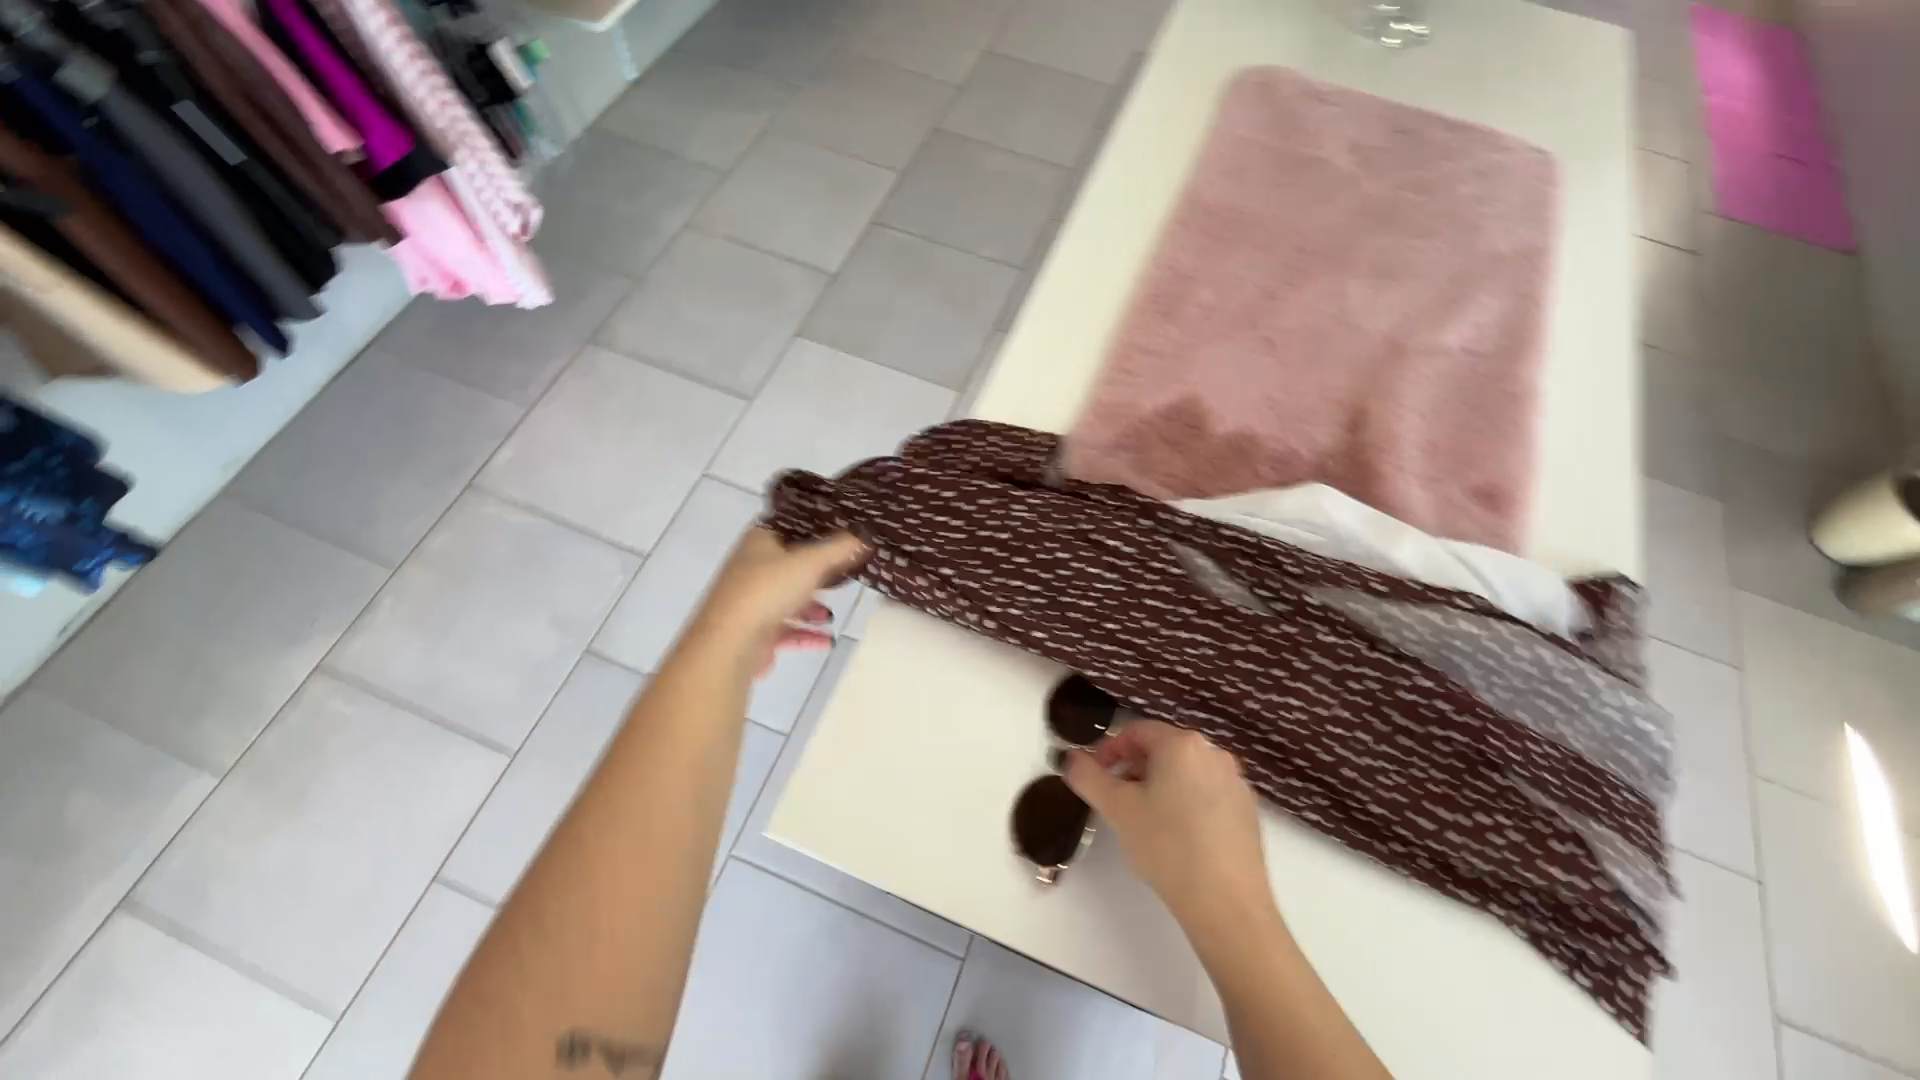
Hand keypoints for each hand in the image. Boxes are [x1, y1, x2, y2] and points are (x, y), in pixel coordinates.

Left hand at [685, 527, 866, 675]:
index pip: (790, 528)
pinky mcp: (756, 633)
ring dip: (812, 608)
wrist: (731, 643)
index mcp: (759, 542)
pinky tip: (828, 640)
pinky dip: (807, 634)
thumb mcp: (811, 562)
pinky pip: (787, 630)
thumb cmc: (768, 590)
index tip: (843, 536)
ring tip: (832, 614)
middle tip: (844, 575)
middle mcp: (752, 568)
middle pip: (791, 566)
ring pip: (788, 600)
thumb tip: (866, 537)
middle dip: (818, 574)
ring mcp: (752, 602)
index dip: (815, 530)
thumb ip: (840, 549)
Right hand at [1064, 721, 1278, 933]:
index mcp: (1182, 745)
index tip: (1095, 777)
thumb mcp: (1117, 810)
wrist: (1226, 903)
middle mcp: (1213, 753)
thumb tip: (1070, 757)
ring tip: (1144, 820)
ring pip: (1185, 772)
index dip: (1109, 750)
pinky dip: (1185, 802)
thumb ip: (1088, 777)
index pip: (1136, 731)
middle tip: (1116, 800)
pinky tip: (1176, 836)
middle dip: (1133, 769)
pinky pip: (1206, 793)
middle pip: (1162, 749)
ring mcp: (1235, 782)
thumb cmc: (1166, 846)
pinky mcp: (1247, 810)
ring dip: (1158, 786)